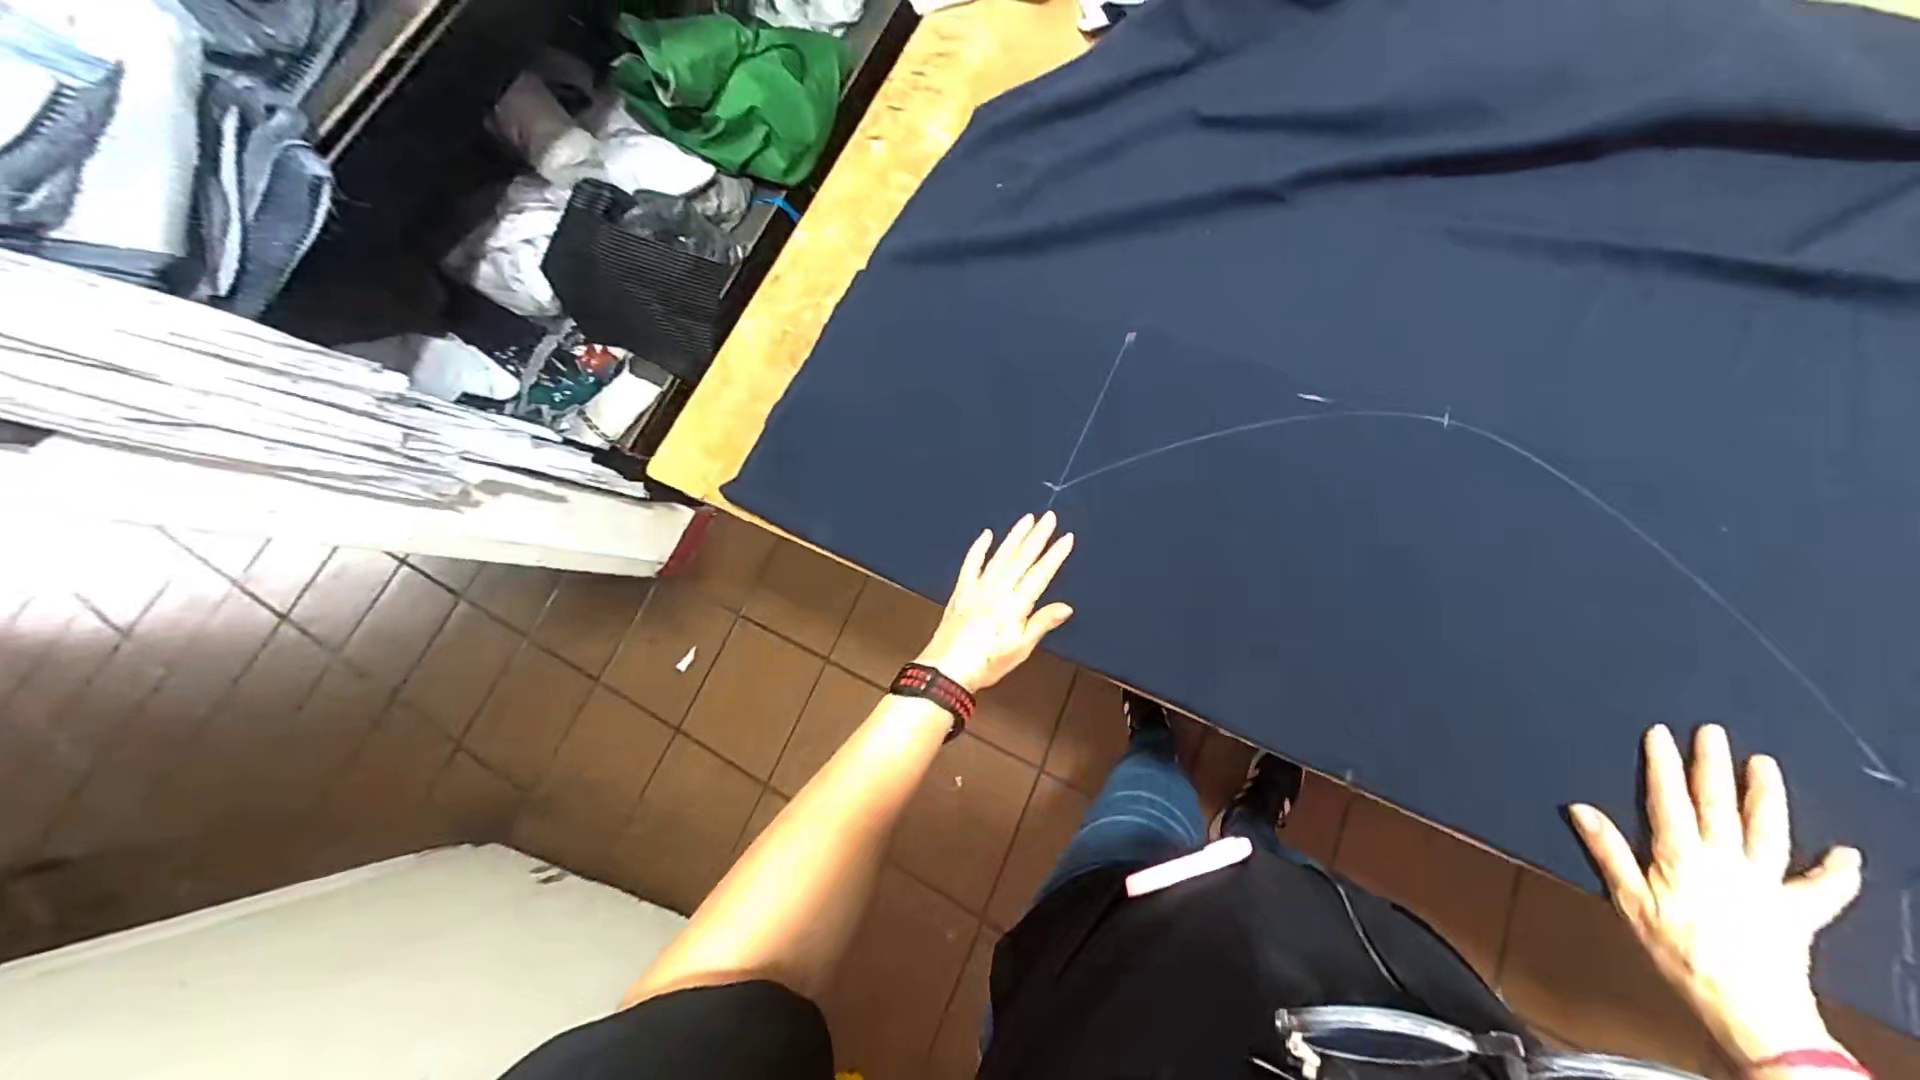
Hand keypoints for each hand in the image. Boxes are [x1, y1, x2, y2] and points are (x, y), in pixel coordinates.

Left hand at [915, 512, 1074, 692]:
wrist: (947, 669)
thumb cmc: (985, 663)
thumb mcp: (1021, 648)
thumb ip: (1042, 623)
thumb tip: (1065, 607)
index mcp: (1014, 605)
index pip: (1040, 574)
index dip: (1055, 555)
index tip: (1066, 537)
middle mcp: (997, 591)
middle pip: (1021, 558)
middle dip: (1037, 536)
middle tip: (1049, 517)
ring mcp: (977, 588)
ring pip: (1000, 555)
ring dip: (1014, 536)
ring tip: (1026, 520)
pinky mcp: (961, 591)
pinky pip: (971, 563)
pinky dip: (979, 548)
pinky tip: (986, 535)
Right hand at [1570, 725, 1860, 1068]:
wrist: (1748, 1007)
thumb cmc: (1678, 951)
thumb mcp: (1628, 900)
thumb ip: (1608, 852)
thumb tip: (1582, 809)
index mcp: (1682, 857)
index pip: (1668, 799)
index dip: (1663, 765)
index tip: (1661, 735)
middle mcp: (1726, 862)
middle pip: (1719, 805)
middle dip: (1713, 766)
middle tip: (1712, 734)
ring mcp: (1766, 885)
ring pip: (1768, 831)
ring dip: (1766, 796)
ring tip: (1763, 765)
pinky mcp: (1797, 913)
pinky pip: (1822, 889)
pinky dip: (1837, 870)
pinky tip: (1846, 852)